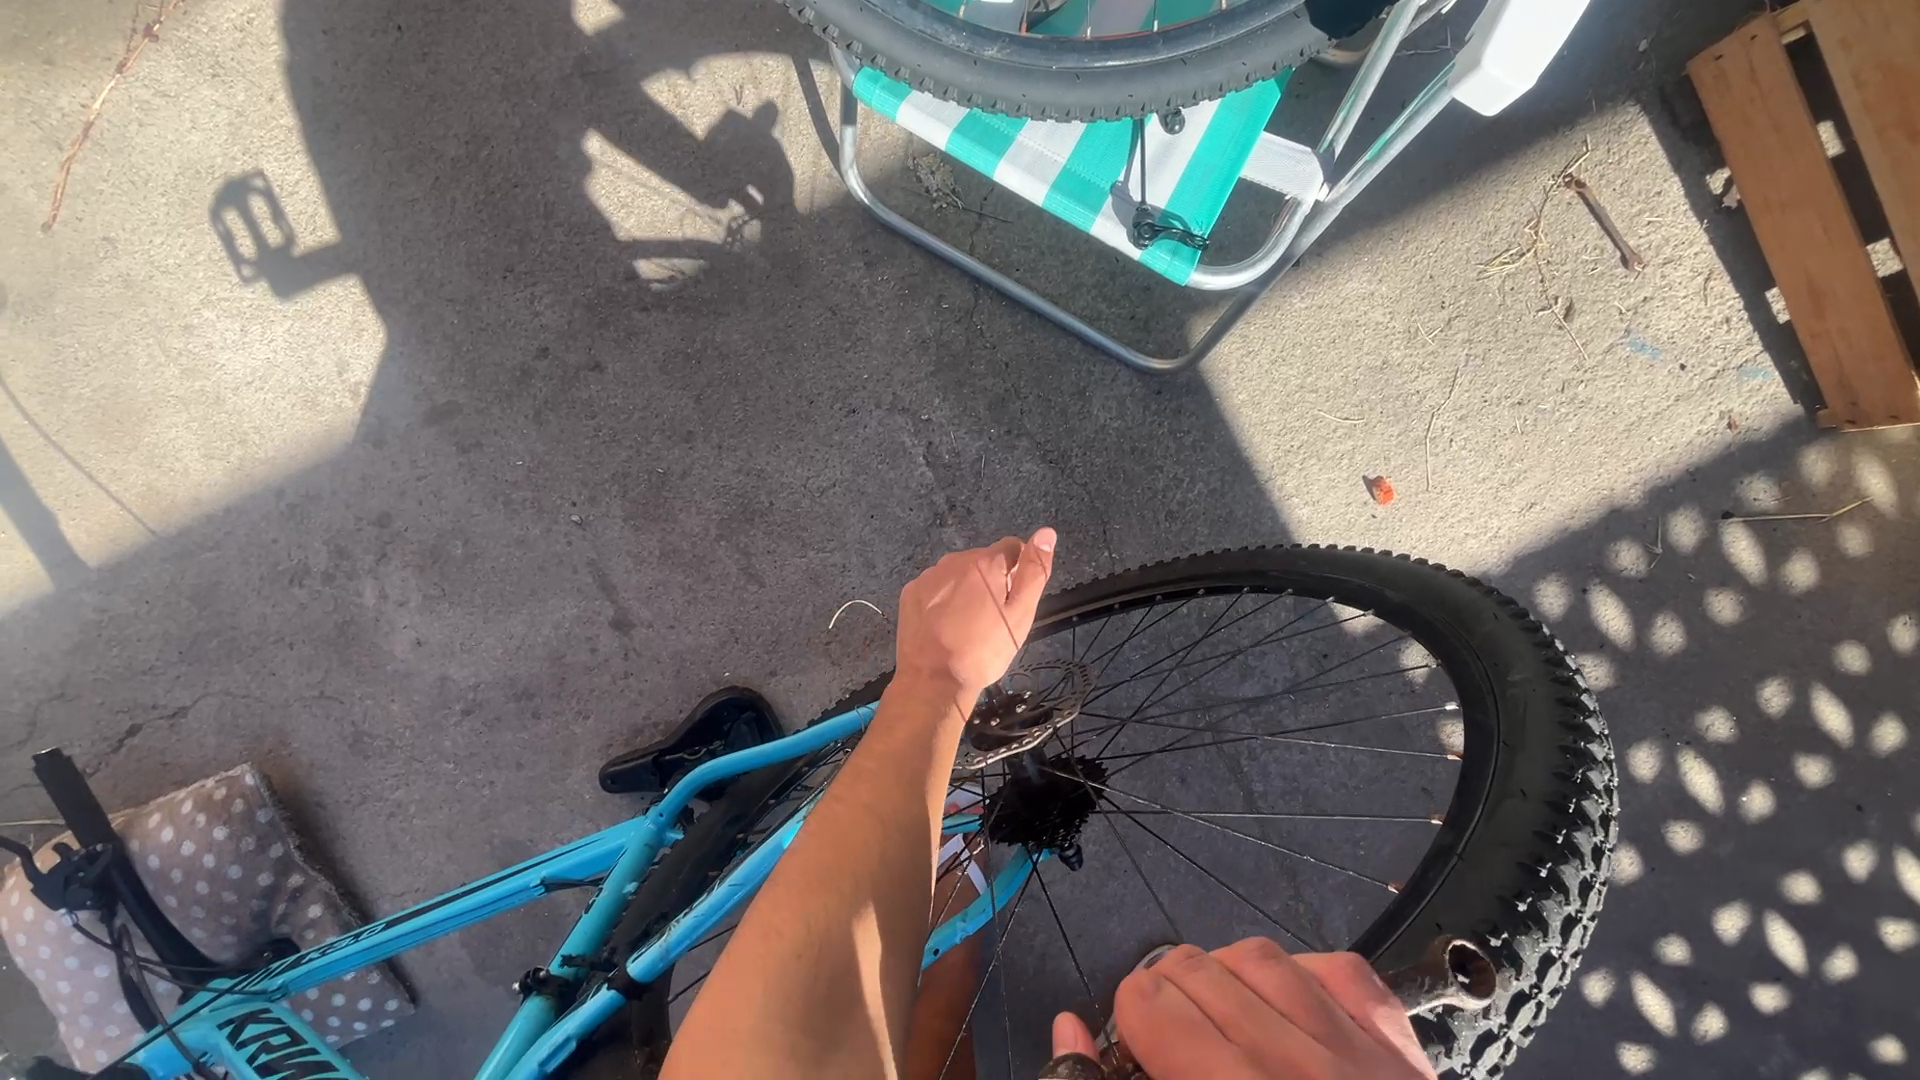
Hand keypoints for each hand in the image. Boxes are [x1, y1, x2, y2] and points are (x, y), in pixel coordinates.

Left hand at [894, 528, 1056, 696]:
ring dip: (967, 589)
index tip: (1012, 600)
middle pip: (983, 560)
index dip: (1018, 572)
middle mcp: (955, 561)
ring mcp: (929, 576)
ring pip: (958, 573)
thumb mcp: (1020, 614)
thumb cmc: (983, 650)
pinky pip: (936, 587)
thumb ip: (1034, 571)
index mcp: (985, 563)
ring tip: (968, 625)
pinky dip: (943, 599)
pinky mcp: (911, 592)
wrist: (933, 680)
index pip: (1012, 547)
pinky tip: (945, 625)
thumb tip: (1046, 533)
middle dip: (992, 581)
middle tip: (992, 618)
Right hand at [1050, 939, 1434, 1079]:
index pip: (1150, 1004)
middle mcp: (1299, 1076)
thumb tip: (1070, 1029)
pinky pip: (1339, 975)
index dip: (1130, 1022)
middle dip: (1167, 996)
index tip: (1139, 1051)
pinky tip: (1287, 1009)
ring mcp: (1363, 1062)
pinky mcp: (1404, 1057)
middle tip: (1174, 1039)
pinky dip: (1302, 975)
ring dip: (1223, 977)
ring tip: (1221, 1017)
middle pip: (1196, 970)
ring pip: (1260, 959)